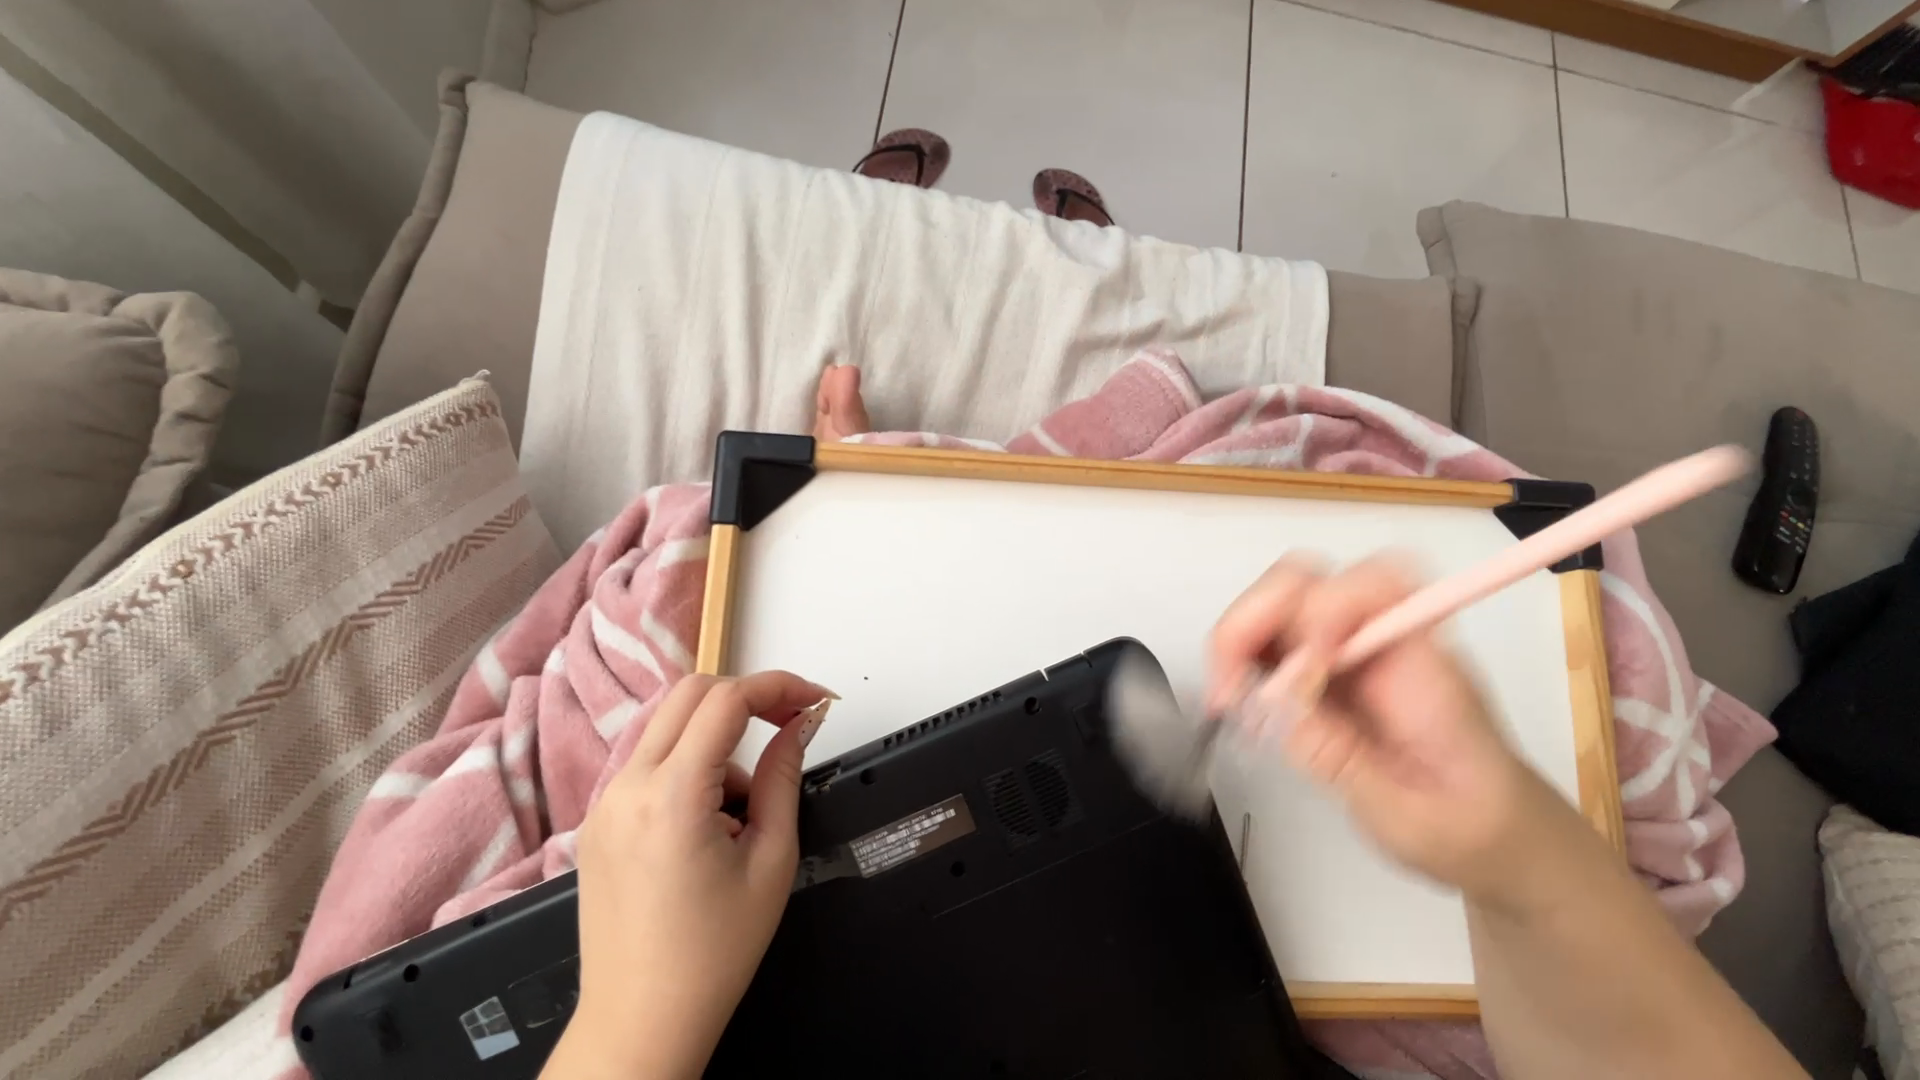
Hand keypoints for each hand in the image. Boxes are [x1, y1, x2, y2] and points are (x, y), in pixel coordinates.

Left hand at [544, 672, 832, 1079]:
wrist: (641, 1022)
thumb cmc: (711, 955)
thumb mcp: (770, 859)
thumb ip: (783, 777)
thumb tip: (801, 725)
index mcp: (670, 796)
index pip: (727, 701)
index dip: (779, 687)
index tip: (815, 701)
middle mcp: (627, 788)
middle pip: (690, 693)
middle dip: (748, 696)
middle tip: (790, 722)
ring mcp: (605, 804)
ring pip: (671, 728)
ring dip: (719, 740)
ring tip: (745, 811)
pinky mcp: (600, 822)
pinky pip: (651, 764)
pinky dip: (691, 768)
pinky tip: (711, 824)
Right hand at [1209, 555, 1566, 903]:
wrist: (1496, 837)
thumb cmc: (1468, 831)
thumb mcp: (1407, 816)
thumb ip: (1340, 755)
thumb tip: (1273, 699)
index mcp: (1425, 665)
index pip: (1370, 588)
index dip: (1319, 612)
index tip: (1293, 674)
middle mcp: (1384, 639)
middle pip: (1307, 582)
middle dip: (1254, 619)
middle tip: (1227, 686)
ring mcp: (1352, 649)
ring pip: (1279, 602)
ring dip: (1239, 638)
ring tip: (1225, 699)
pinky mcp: (1326, 666)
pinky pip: (1271, 637)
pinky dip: (1240, 658)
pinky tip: (1234, 701)